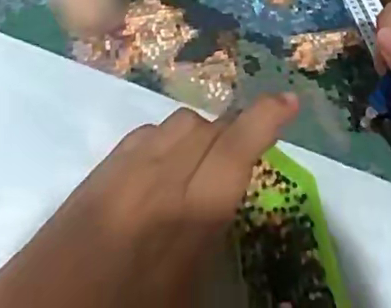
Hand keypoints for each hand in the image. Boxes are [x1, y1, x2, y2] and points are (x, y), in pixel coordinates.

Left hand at [0, 94, 297, 307]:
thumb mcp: (187, 297)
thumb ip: (218, 250)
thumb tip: (256, 247)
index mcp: (190, 214)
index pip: (237, 148)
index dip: (267, 118)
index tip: (289, 101)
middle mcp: (161, 175)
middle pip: (211, 128)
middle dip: (237, 132)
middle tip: (250, 153)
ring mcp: (127, 164)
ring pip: (179, 123)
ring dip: (203, 134)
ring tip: (207, 165)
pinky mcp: (101, 166)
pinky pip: (148, 133)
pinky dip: (169, 139)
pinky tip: (165, 169)